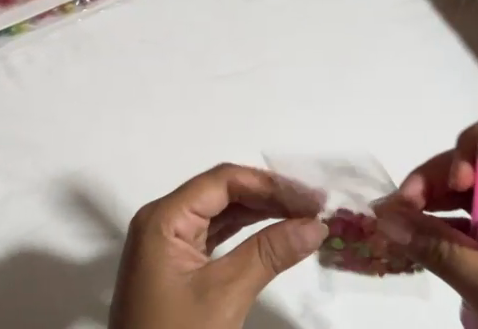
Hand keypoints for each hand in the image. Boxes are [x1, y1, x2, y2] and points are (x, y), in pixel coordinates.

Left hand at [110, 163, 328, 328]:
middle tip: (314, 206)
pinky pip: (215, 236)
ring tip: (302, 217)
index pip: (223, 181)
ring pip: (221, 214)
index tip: (311, 197)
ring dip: (261, 214)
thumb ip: (269, 253)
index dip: (269, 184)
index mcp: (164, 217)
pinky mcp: (176, 267)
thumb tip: (315, 225)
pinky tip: (274, 234)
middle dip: (269, 197)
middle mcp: (162, 221)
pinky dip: (246, 234)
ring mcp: (168, 245)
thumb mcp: (225, 295)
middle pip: (222, 193)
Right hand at [375, 127, 477, 328]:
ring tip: (396, 221)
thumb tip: (384, 217)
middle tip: (400, 205)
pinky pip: (471, 232)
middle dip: (439, 181)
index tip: (451, 180)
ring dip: (433, 206)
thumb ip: (441, 250)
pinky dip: (441, 232)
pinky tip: (413, 239)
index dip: (474, 150)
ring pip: (471, 200)